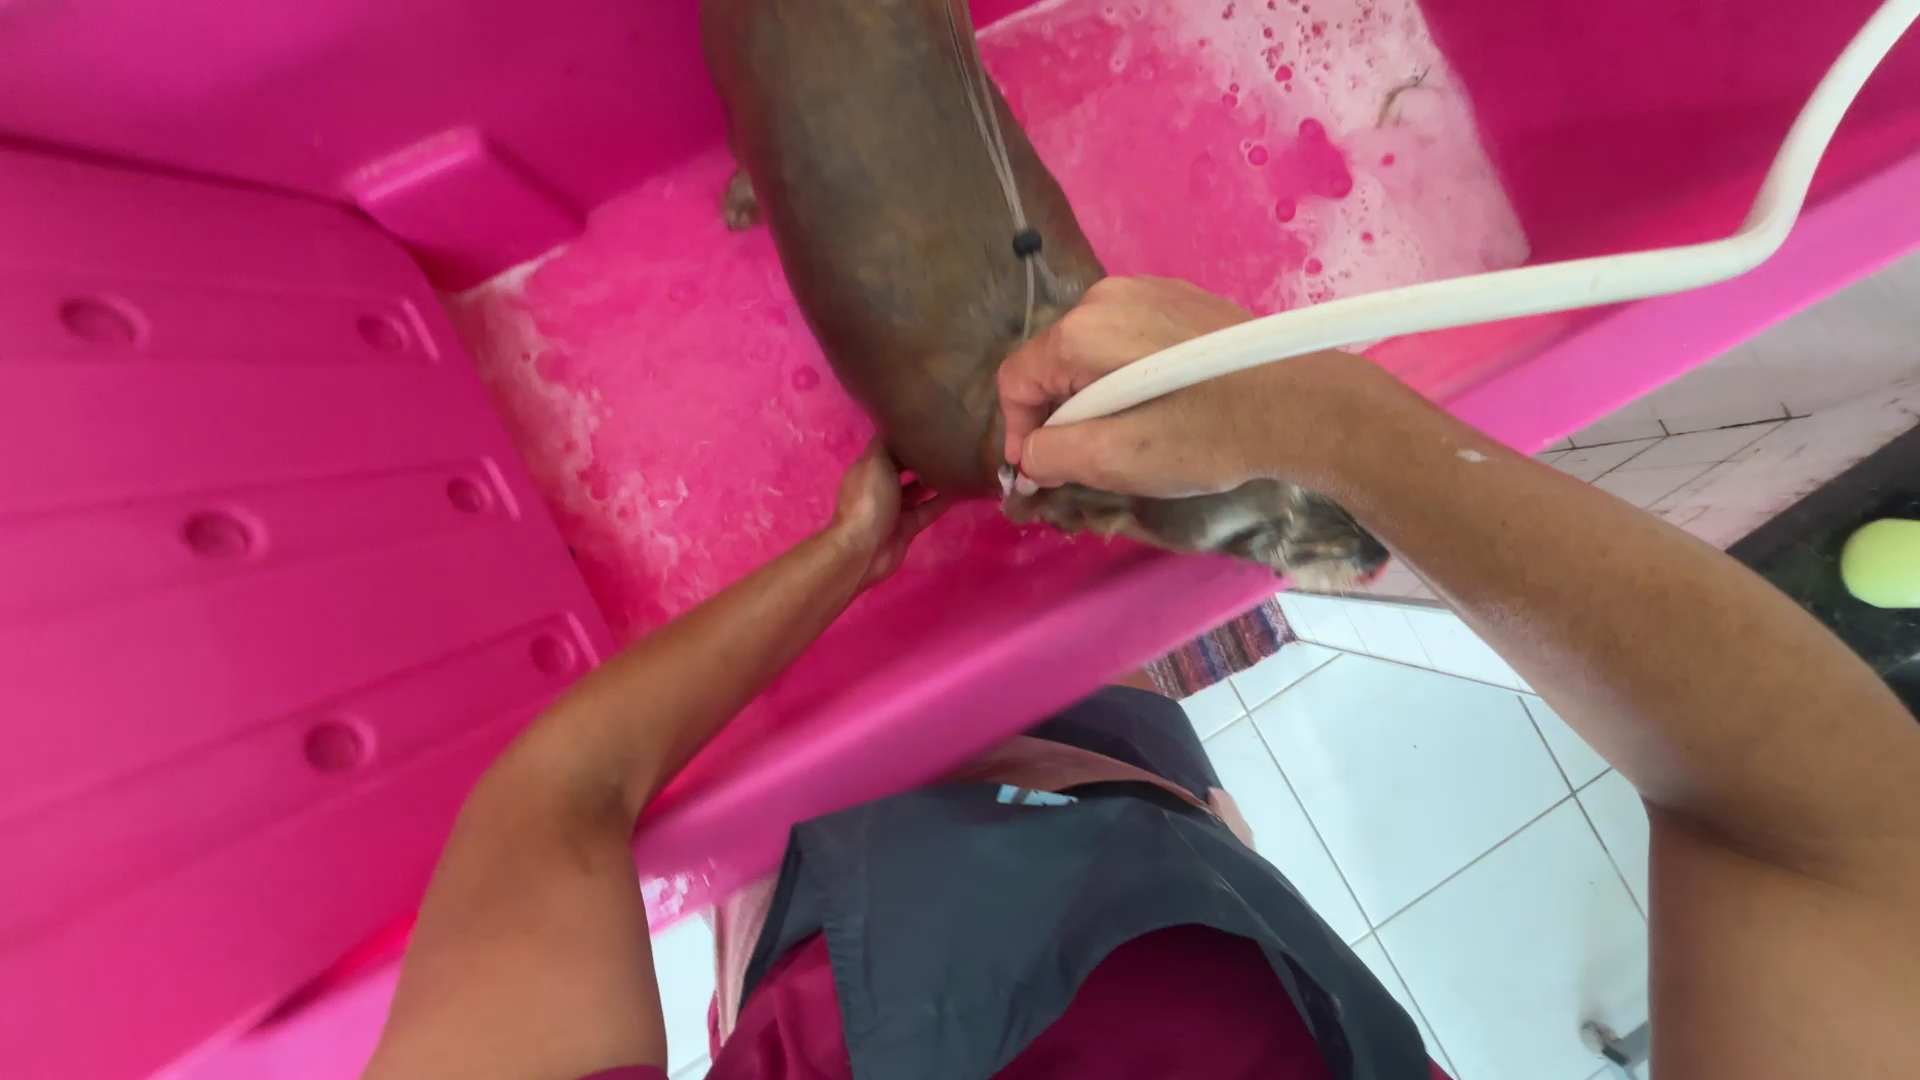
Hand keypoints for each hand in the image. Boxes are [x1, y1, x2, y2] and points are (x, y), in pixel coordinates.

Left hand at [830, 440, 951, 588]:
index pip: (888, 447)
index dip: (905, 436)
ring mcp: (894, 508)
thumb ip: (887, 445)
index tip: (929, 424)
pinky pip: (928, 509)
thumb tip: (898, 429)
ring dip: (934, 479)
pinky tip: (961, 489)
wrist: (864, 549)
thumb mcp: (875, 461)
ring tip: (958, 463)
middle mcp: (881, 486)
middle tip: (949, 443)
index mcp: (869, 467)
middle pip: (904, 468)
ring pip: (918, 490)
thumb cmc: (869, 499)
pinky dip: (943, 500)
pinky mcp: (908, 526)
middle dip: (921, 458)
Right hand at [998, 276, 1366, 497]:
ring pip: (1088, 354)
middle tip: (1088, 458)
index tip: (1042, 472)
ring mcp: (1145, 290)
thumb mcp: (1112, 459)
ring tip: (1129, 433)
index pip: (1015, 381)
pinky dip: (1123, 377)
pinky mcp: (1178, 298)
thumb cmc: (1202, 436)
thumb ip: (1048, 456)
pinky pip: (1124, 341)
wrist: (1302, 406)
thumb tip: (1026, 456)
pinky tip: (1160, 404)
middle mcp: (1103, 296)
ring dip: (1092, 398)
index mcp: (1079, 331)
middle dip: (1059, 416)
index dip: (1018, 432)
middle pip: (1051, 365)